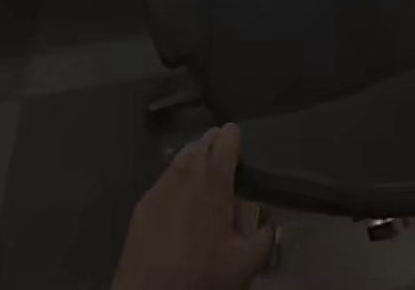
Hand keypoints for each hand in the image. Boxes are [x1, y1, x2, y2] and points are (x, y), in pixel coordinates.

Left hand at [118, 123, 274, 289]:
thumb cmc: (201, 276)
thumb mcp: (244, 263)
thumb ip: (263, 238)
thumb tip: (270, 225)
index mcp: (214, 179)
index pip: (226, 138)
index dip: (235, 138)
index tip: (240, 147)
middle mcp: (187, 172)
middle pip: (203, 141)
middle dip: (215, 145)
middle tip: (225, 163)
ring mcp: (162, 183)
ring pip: (183, 155)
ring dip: (196, 159)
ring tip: (205, 180)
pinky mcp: (145, 200)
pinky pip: (166, 177)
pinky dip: (177, 179)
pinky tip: (182, 202)